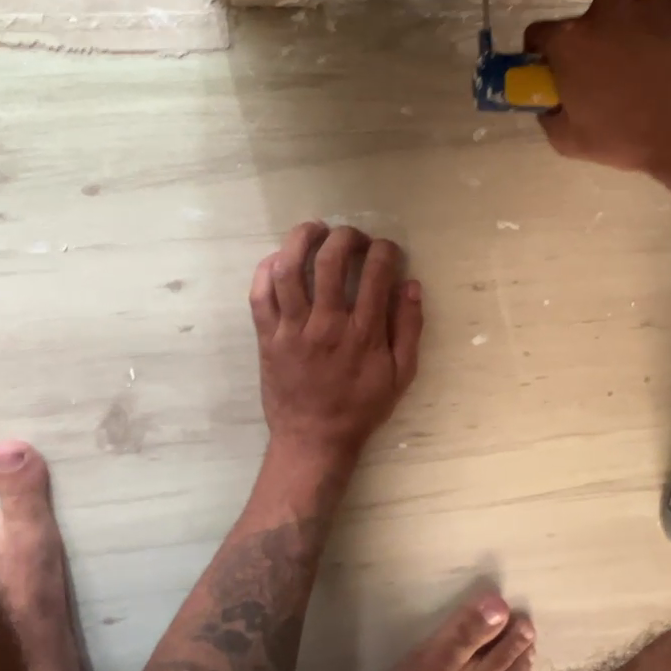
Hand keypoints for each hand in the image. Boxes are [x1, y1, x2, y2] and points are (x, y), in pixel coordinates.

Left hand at [248, 221, 422, 464]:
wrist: (313, 440)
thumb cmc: (360, 407)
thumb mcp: (401, 375)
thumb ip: (409, 328)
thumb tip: (410, 285)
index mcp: (363, 333)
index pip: (376, 273)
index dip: (385, 250)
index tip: (387, 249)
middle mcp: (326, 325)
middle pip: (330, 261)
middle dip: (345, 236)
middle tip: (352, 237)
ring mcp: (292, 330)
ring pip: (289, 270)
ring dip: (301, 240)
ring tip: (315, 230)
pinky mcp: (267, 337)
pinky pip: (260, 294)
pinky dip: (267, 269)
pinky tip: (281, 258)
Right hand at [526, 0, 670, 177]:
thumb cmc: (628, 138)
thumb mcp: (569, 141)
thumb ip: (549, 116)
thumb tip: (551, 104)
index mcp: (569, 40)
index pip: (539, 34)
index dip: (543, 54)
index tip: (555, 72)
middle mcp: (606, 11)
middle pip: (588, 22)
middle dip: (592, 44)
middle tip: (607, 78)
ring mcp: (650, 5)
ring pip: (629, 16)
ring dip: (630, 36)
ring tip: (648, 71)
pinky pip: (666, 17)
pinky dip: (665, 34)